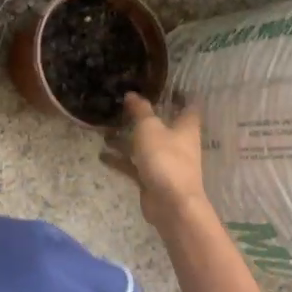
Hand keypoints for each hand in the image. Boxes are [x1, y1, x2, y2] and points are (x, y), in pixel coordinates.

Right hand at [103, 94, 209, 227]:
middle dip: (145, 118)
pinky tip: (102, 155)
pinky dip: (121, 160)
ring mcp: (166, 163)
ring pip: (146, 146)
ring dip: (128, 140)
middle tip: (124, 106)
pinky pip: (135, 166)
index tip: (165, 86)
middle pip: (164, 126)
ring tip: (105, 130)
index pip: (189, 107)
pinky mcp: (153, 179)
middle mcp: (179, 144)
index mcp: (186, 128)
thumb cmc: (165, 158)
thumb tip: (132, 93)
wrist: (171, 204)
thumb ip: (140, 110)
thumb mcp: (149, 128)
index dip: (180, 96)